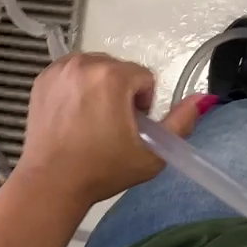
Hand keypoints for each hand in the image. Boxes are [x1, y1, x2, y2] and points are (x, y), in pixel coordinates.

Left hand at [13, 53, 203, 207]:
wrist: (51, 184)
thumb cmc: (102, 170)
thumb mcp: (151, 153)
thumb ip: (180, 123)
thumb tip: (203, 98)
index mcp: (113, 76)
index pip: (143, 78)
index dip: (142, 105)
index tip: (130, 128)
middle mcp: (86, 63)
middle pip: (118, 70)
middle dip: (120, 93)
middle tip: (110, 127)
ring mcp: (61, 68)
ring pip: (95, 69)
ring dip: (98, 87)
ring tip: (91, 122)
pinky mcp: (43, 77)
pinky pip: (70, 73)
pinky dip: (75, 88)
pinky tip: (72, 116)